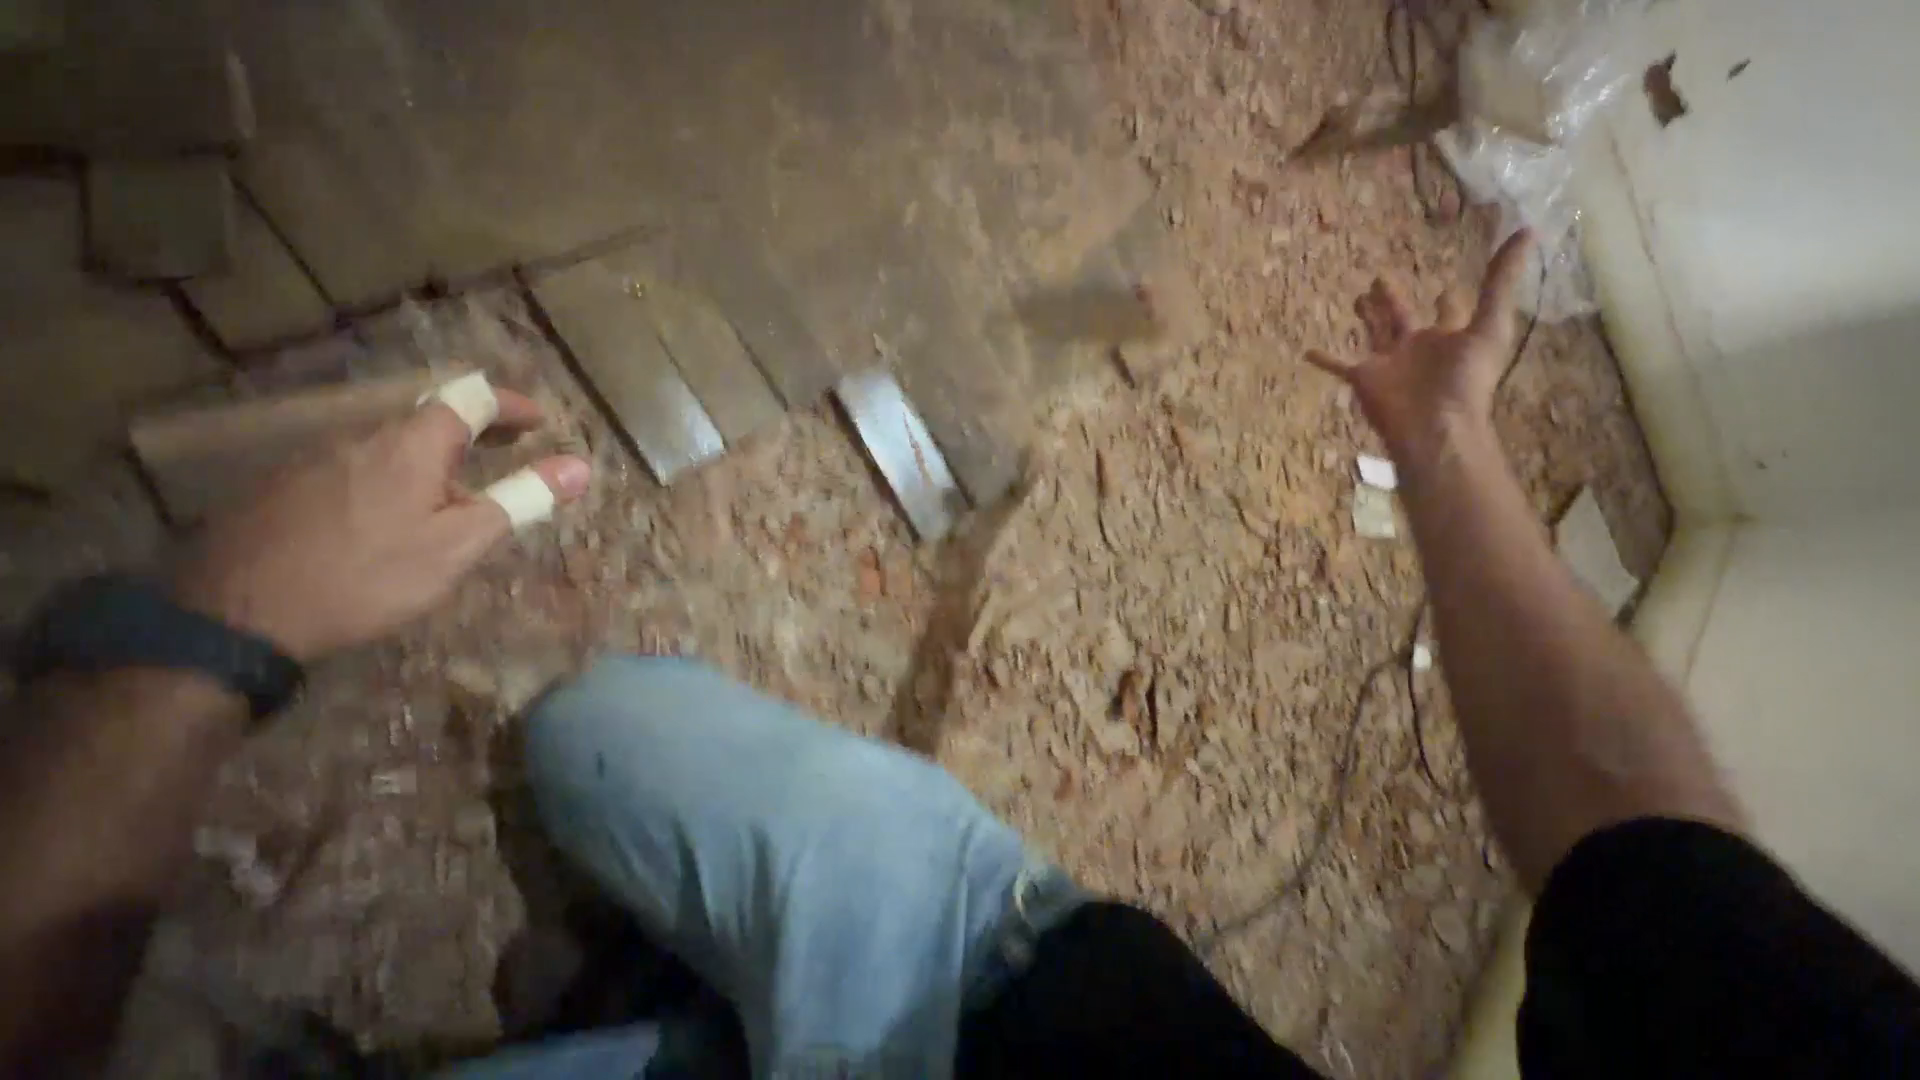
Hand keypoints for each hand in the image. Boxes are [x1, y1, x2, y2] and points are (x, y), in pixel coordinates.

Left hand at [172, 389, 590, 661]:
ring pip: (390, 448)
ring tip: (454, 494)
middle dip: (477, 429)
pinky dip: (392, 478)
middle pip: (428, 419)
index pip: (470, 398)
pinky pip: (356, 470)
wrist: (239, 614)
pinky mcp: (284, 491)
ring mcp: (315, 462)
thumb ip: (519, 501)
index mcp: (410, 446)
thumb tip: (579, 466)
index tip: (541, 419)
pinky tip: (388, 519)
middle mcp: (361, 439)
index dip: (511, 404)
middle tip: (509, 446)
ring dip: (432, 458)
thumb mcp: (458, 544)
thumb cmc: (369, 576)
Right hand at [1305, 229, 1533, 459]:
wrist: (1434, 426)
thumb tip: (1527, 231)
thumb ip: (1501, 282)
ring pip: (1372, 333)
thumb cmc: (1465, 380)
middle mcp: (1415, 348)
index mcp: (1446, 338)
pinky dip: (1323, 359)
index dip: (1450, 300)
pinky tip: (1306, 351)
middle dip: (1394, 299)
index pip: (1448, 313)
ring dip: (1365, 317)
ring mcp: (1387, 363)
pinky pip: (1339, 365)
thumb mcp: (1491, 325)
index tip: (1448, 285)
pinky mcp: (1363, 377)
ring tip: (1354, 299)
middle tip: (1381, 278)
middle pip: (1402, 318)